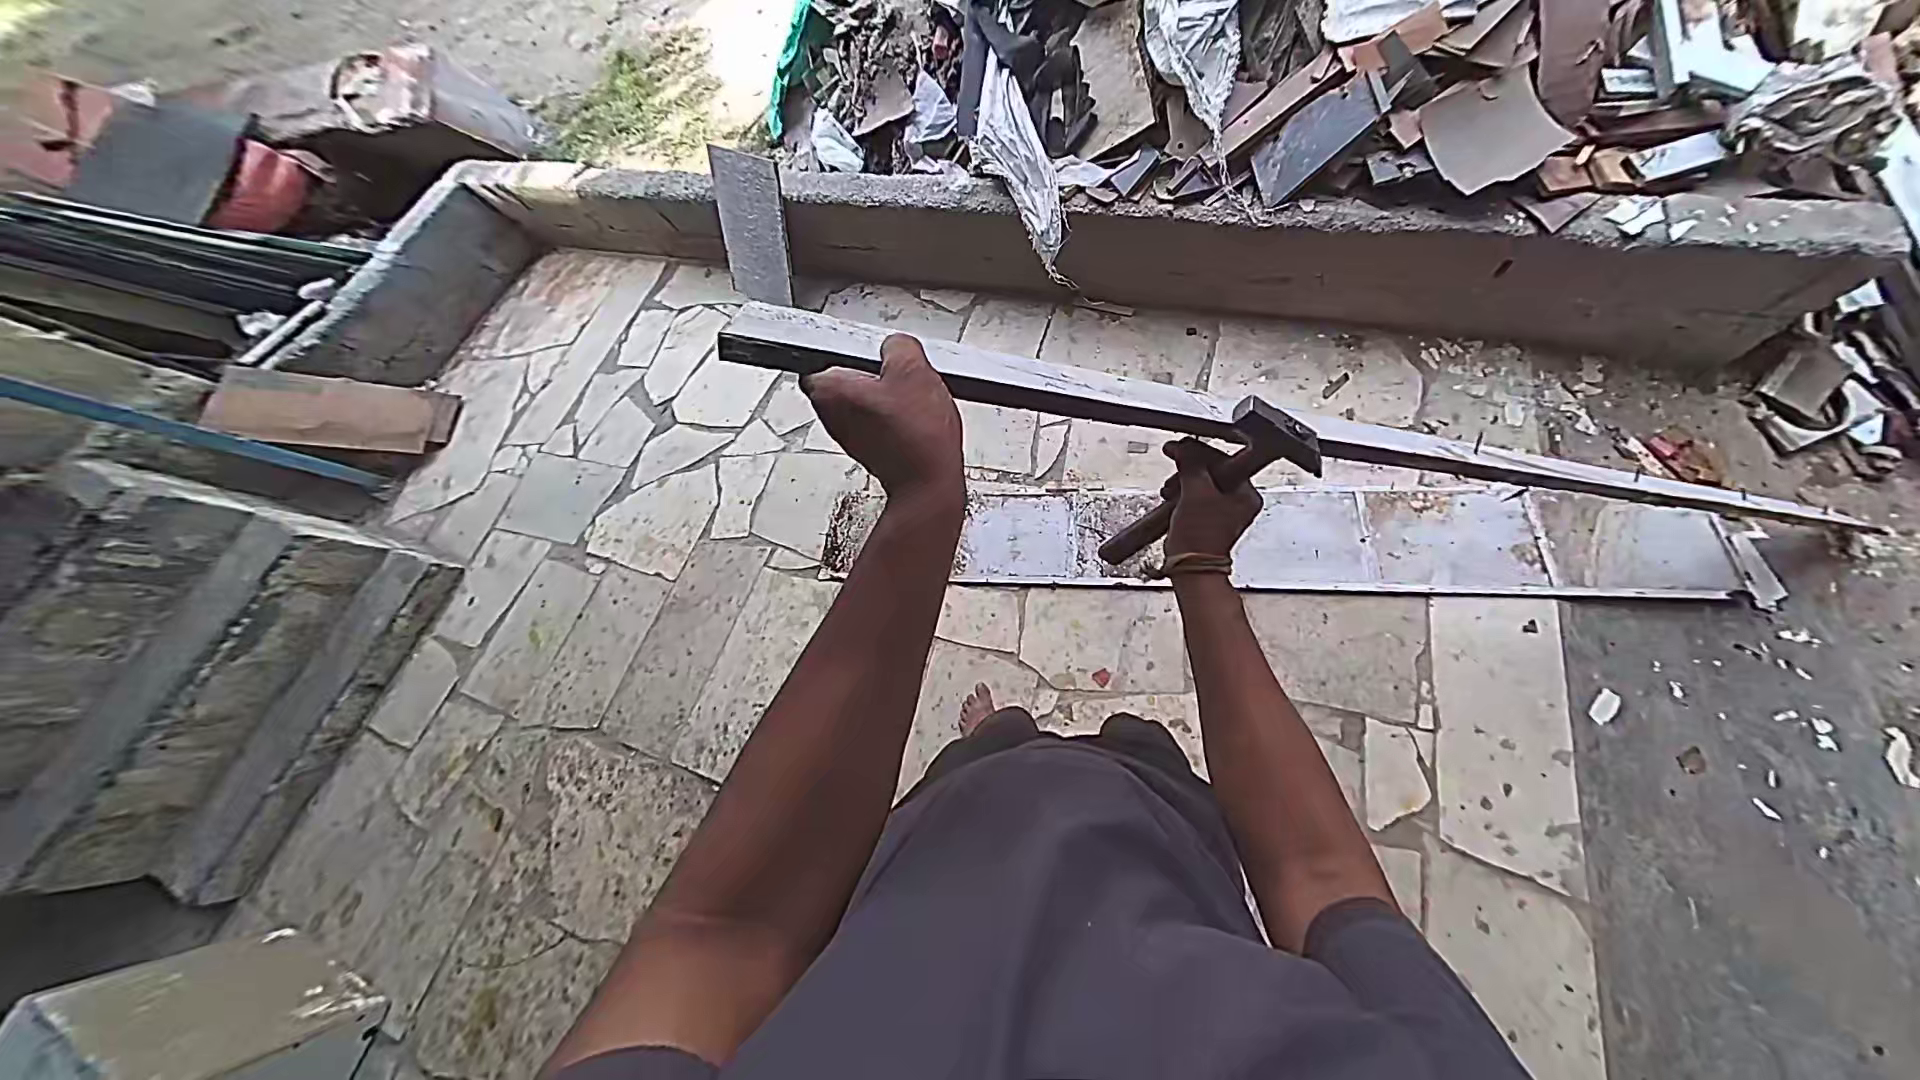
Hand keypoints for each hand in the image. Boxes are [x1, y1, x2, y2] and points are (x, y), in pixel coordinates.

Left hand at [802, 334, 963, 507]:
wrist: (929, 482)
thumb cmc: (915, 435)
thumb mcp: (913, 368)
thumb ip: (897, 345)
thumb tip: (896, 345)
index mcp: (827, 390)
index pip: (828, 355)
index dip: (859, 352)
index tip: (880, 357)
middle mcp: (830, 415)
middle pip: (853, 377)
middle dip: (878, 375)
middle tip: (903, 379)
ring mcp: (849, 435)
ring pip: (869, 400)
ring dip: (890, 398)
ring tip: (914, 404)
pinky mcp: (869, 450)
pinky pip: (881, 423)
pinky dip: (897, 420)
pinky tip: (916, 423)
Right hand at [1163, 438, 1261, 557]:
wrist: (1189, 566)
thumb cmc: (1200, 538)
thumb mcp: (1195, 492)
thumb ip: (1192, 465)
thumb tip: (1186, 448)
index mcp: (1247, 494)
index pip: (1224, 460)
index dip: (1199, 451)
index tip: (1180, 447)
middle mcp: (1240, 500)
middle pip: (1213, 470)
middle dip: (1189, 466)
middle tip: (1173, 460)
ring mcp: (1224, 510)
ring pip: (1202, 482)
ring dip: (1183, 480)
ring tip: (1170, 486)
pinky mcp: (1208, 518)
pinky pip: (1196, 495)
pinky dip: (1183, 492)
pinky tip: (1172, 494)